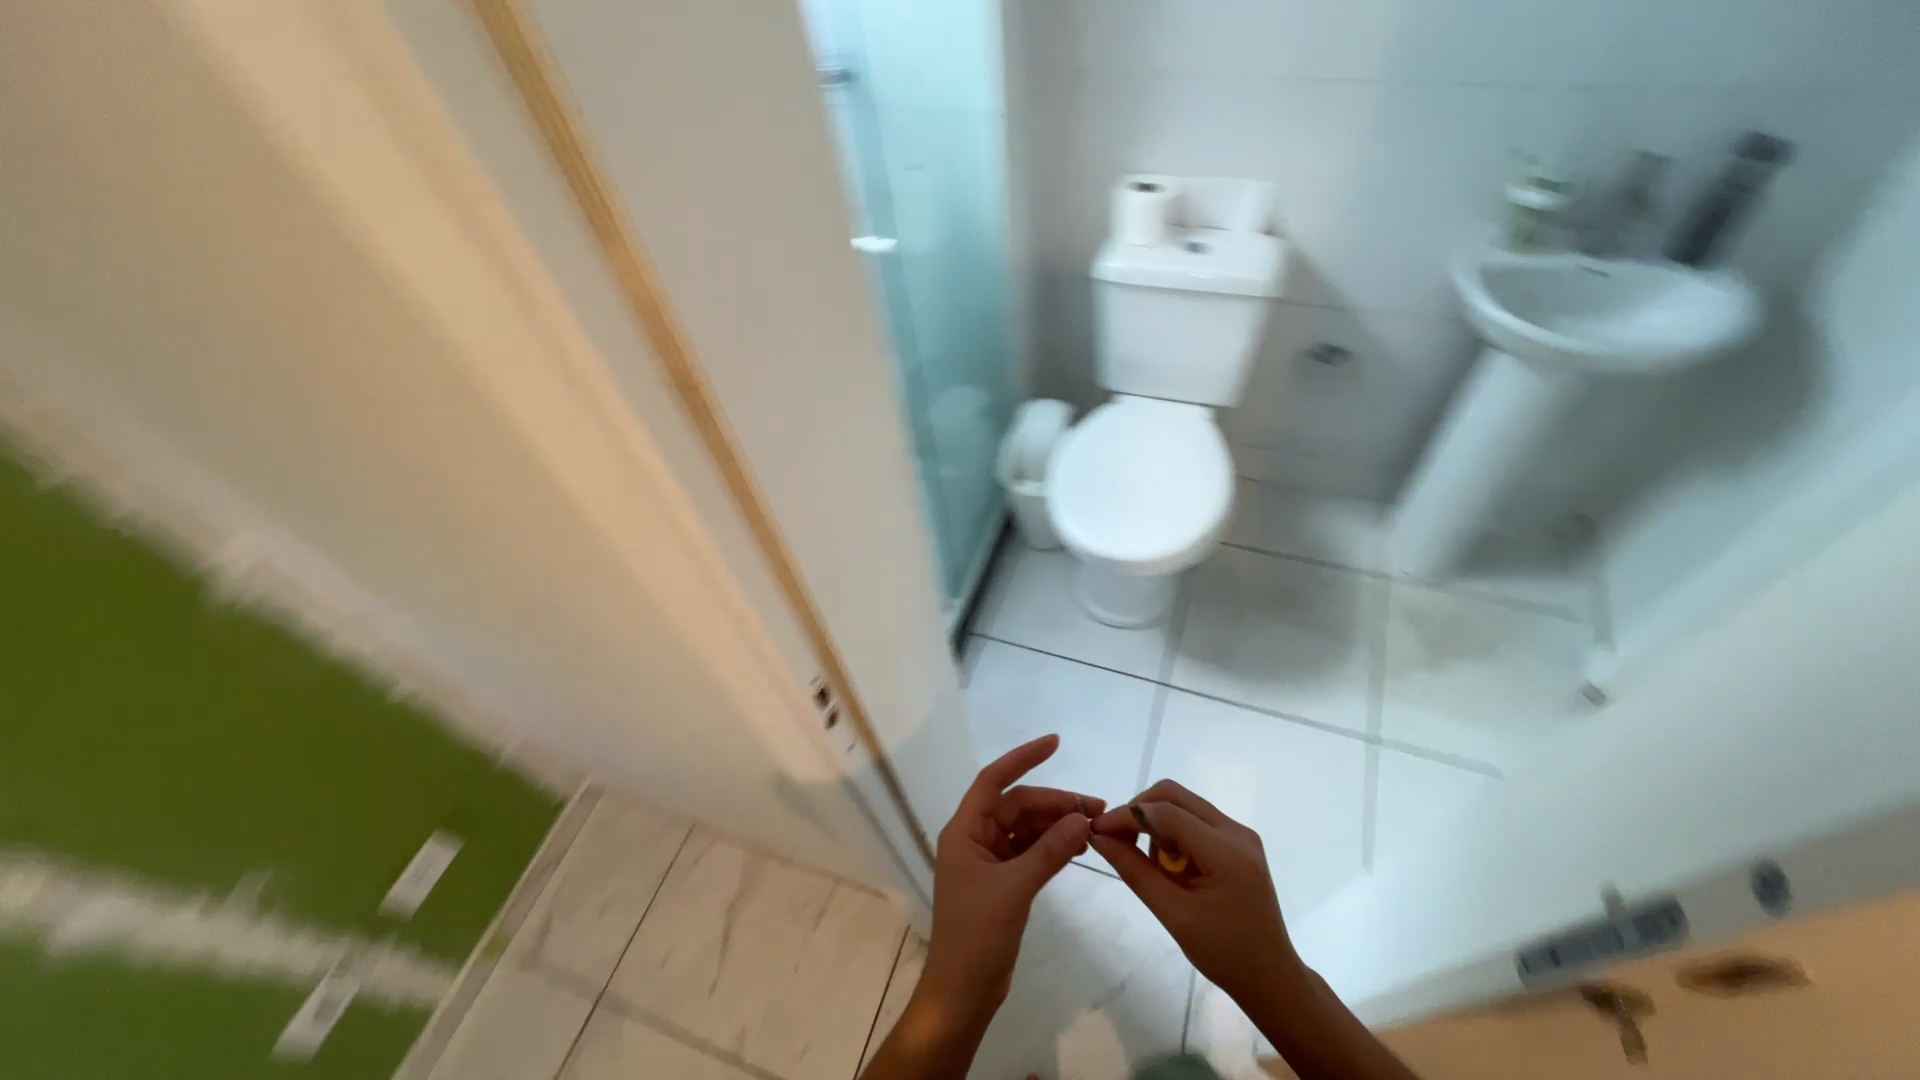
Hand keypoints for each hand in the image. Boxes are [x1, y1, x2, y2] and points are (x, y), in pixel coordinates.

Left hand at [862, 736, 1101, 1079]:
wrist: (963, 990)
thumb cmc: (977, 935)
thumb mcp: (1015, 889)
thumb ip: (1049, 851)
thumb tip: (1082, 819)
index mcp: (965, 830)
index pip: (994, 780)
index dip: (1023, 757)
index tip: (1056, 743)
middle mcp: (974, 837)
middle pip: (1017, 804)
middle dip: (1055, 802)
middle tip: (1097, 809)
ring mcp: (988, 859)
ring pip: (1026, 827)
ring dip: (1056, 824)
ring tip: (1093, 829)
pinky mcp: (1001, 880)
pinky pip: (1029, 849)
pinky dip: (1052, 846)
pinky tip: (1078, 848)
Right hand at [1088, 779, 1304, 1008]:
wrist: (1270, 977)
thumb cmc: (1223, 953)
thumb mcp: (1173, 914)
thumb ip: (1134, 871)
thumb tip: (1099, 838)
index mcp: (1226, 851)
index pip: (1166, 812)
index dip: (1127, 816)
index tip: (1097, 831)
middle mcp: (1236, 831)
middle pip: (1174, 796)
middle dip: (1140, 812)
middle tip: (1118, 842)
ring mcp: (1240, 834)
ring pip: (1183, 805)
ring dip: (1157, 824)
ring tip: (1154, 868)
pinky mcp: (1238, 843)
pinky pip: (1195, 820)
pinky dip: (1173, 833)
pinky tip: (1172, 868)